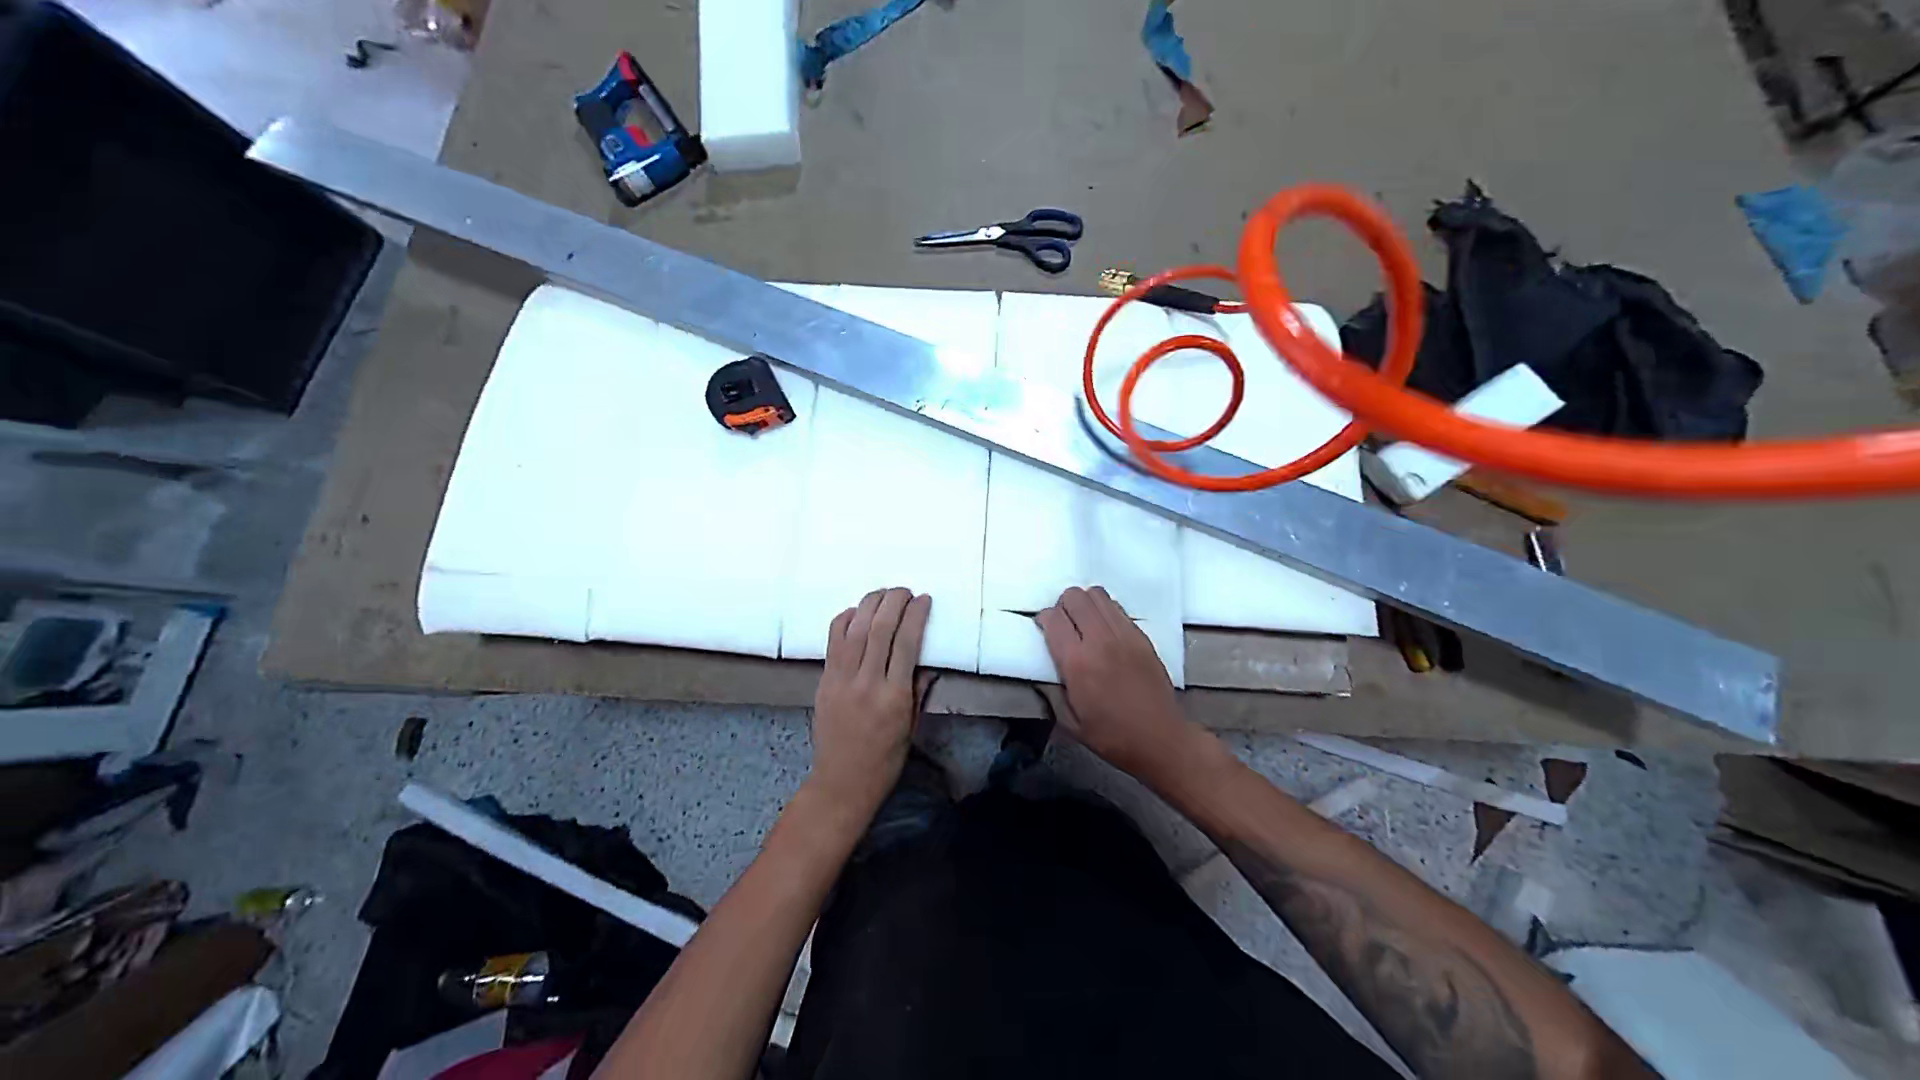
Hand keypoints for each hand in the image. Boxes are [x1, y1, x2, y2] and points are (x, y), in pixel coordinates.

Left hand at [808, 587, 931, 816]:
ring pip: (854, 629)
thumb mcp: (911, 727)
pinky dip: (845, 620)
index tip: (924, 600)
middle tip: (905, 590)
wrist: (841, 782)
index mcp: (894, 697)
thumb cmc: (884, 760)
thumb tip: (927, 661)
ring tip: (883, 593)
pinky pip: (834, 641)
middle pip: (880, 628)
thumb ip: (918, 691)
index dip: (916, 615)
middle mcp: (866, 683)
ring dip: (870, 604)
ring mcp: (841, 680)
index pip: (906, 643)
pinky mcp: (824, 681)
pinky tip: (857, 612)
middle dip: (894, 601)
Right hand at [1035, 586, 1211, 787]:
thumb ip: (1051, 693)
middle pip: (1075, 597)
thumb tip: (1042, 674)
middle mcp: (1100, 641)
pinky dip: (1105, 611)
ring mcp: (1124, 635)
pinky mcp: (1142, 637)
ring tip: (1083, 622)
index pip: (1053, 618)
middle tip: (1063, 624)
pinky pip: (1118, 608)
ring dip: (1085, 604)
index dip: (1043, 619)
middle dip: (1063, 606)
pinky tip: (1104, 630)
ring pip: (1097, 595)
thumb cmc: (1113, 736)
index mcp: (1077, 663)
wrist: (1161, 739)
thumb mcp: (1070, 722)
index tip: (1044, 629)